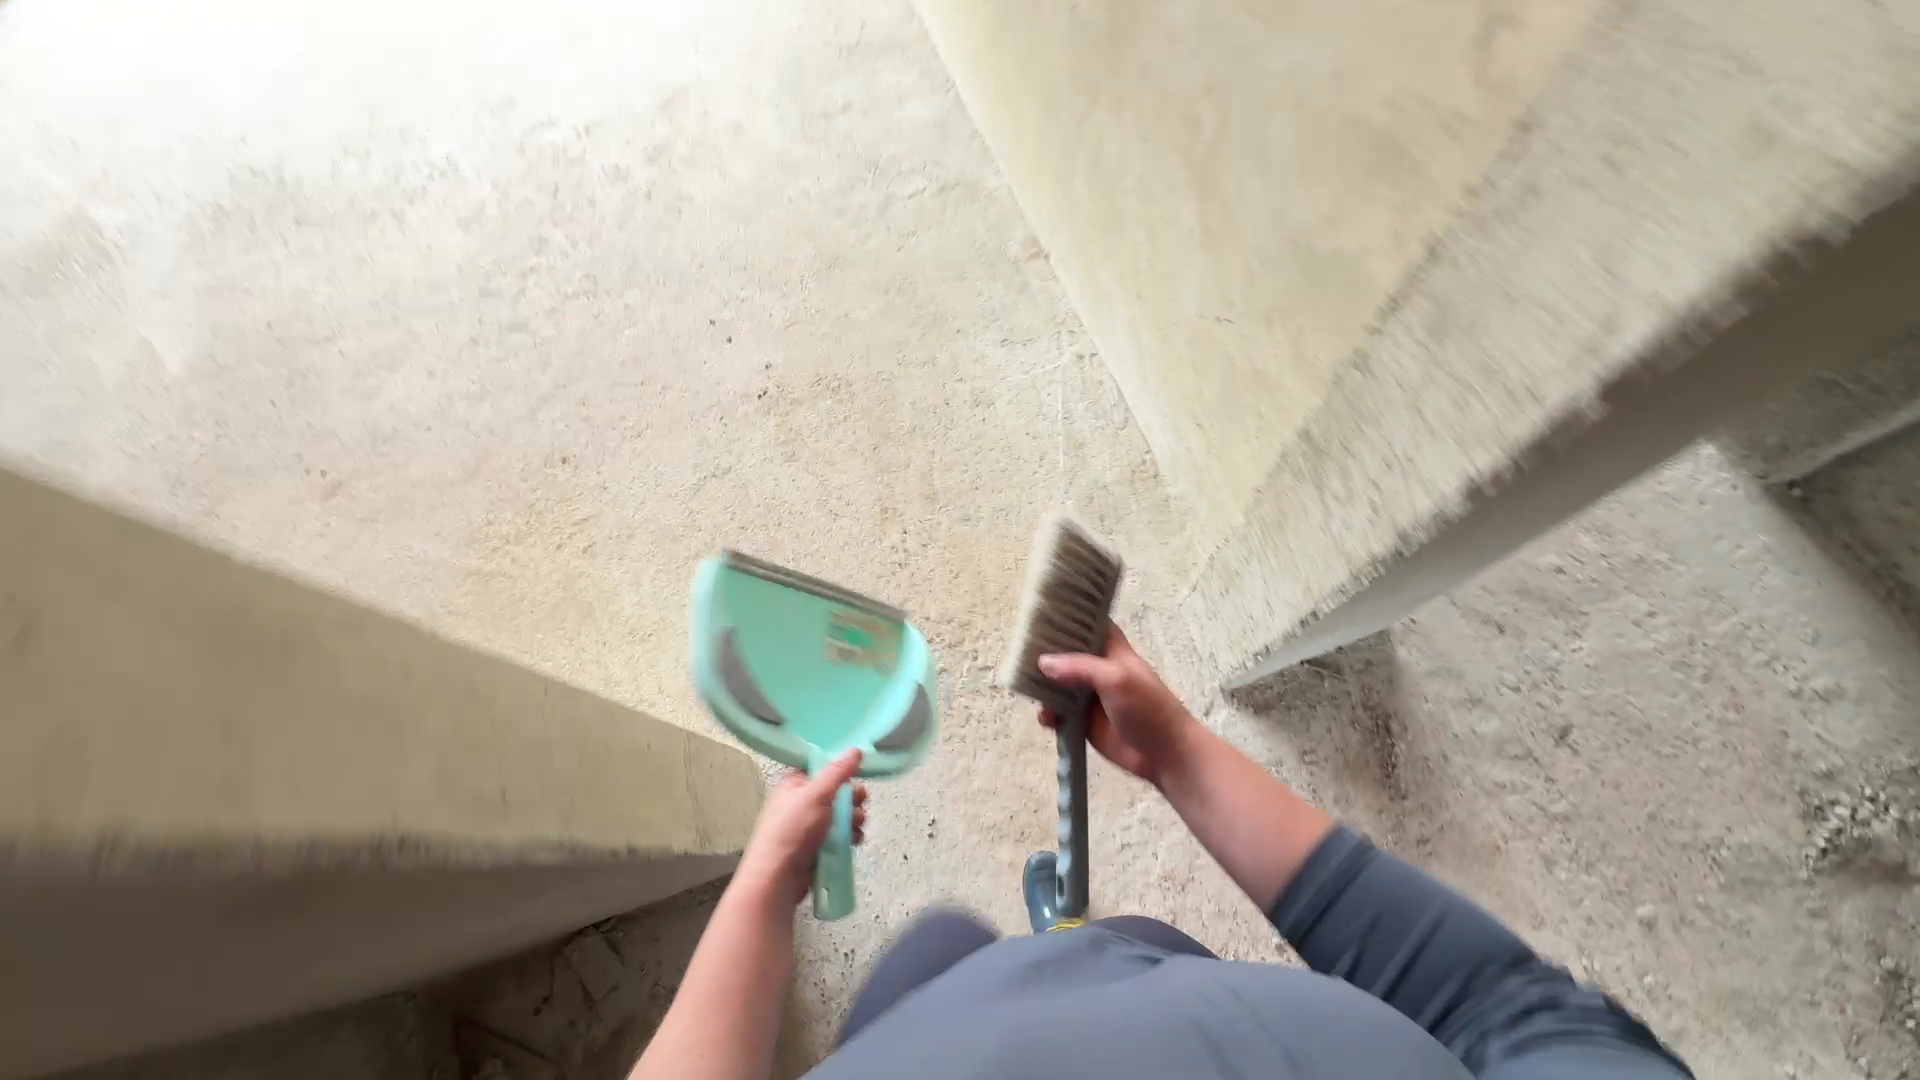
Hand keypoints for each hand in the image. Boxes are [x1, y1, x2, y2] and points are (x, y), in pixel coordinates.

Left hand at [734, 749, 868, 908]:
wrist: (778, 878)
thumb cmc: (793, 829)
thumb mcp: (816, 794)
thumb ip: (838, 772)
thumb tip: (855, 749)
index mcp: (794, 784)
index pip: (821, 768)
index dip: (840, 769)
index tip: (858, 772)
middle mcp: (801, 802)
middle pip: (835, 791)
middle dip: (851, 797)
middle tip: (861, 800)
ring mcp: (808, 826)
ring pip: (840, 814)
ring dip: (853, 817)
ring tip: (858, 823)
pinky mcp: (816, 846)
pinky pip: (839, 835)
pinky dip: (849, 836)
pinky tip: (855, 840)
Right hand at [1036, 623, 1197, 786]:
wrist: (1164, 753)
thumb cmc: (1147, 707)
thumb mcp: (1116, 678)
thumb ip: (1080, 667)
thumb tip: (1042, 662)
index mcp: (1111, 650)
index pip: (1089, 625)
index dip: (1069, 617)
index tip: (1042, 612)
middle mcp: (1097, 669)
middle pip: (1066, 654)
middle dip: (1046, 653)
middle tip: (1020, 652)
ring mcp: (1089, 696)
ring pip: (1058, 685)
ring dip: (1043, 687)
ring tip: (1028, 690)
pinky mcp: (1083, 722)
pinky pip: (1059, 714)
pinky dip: (1049, 714)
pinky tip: (1046, 719)